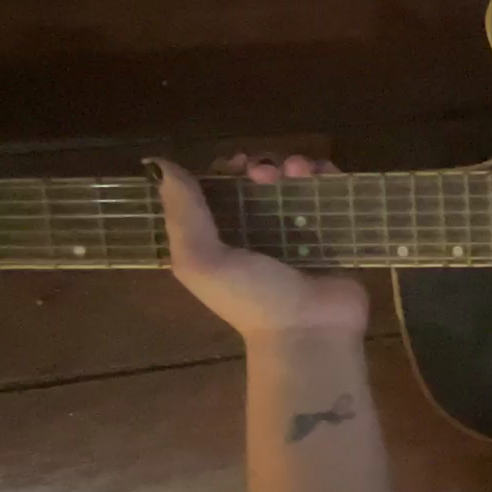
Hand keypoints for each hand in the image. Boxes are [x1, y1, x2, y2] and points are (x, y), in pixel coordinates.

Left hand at [152, 153, 368, 341]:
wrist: (309, 329)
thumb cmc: (251, 298)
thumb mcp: (201, 260)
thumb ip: (181, 212)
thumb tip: (158, 162)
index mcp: (223, 237)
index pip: (221, 190)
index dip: (225, 170)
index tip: (236, 165)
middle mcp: (260, 231)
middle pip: (261, 182)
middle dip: (263, 167)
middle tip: (268, 174)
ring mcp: (301, 232)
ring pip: (297, 184)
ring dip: (297, 167)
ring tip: (301, 170)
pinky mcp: (334, 235)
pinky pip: (331, 198)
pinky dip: (328, 179)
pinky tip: (326, 175)